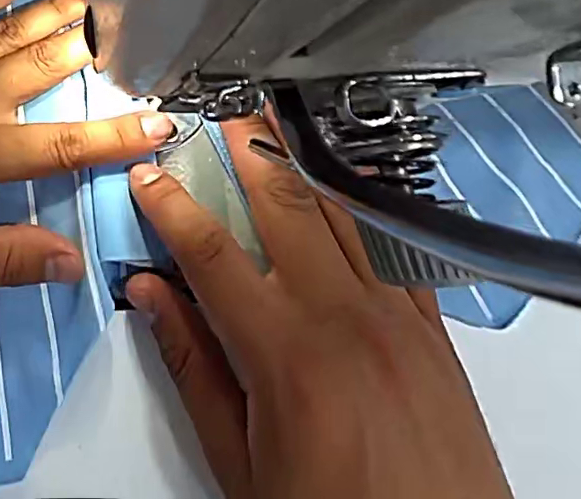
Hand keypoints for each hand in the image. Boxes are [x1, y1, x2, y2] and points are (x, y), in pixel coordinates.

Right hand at [125, 116, 511, 498]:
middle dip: (248, 150)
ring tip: (279, 127)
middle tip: (225, 118)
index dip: (170, 206)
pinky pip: (395, 246)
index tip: (148, 179)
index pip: (209, 252)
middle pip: (283, 205)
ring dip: (305, 161)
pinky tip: (349, 184)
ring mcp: (395, 317)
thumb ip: (192, 366)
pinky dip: (367, 206)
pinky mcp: (432, 329)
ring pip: (342, 211)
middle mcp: (343, 320)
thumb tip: (152, 298)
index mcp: (285, 355)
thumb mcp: (240, 463)